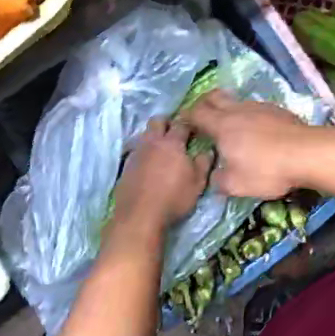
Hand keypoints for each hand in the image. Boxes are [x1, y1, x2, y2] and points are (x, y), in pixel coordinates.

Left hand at [110, 117, 211, 236]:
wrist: (139, 214)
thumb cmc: (174, 198)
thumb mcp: (197, 183)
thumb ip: (204, 164)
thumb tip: (208, 151)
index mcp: (172, 143)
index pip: (181, 124)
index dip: (189, 124)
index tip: (195, 129)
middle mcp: (152, 142)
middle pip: (157, 121)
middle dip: (167, 123)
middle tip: (175, 134)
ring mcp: (136, 152)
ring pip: (144, 134)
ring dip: (153, 137)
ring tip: (161, 150)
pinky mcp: (126, 165)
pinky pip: (136, 150)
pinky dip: (144, 152)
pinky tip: (148, 164)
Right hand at [184, 90, 315, 199]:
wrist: (308, 154)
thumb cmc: (266, 169)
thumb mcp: (235, 185)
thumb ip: (218, 180)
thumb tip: (214, 176)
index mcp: (221, 125)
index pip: (196, 112)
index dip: (186, 117)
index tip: (184, 125)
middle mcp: (238, 110)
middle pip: (214, 97)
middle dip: (204, 104)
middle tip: (203, 117)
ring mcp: (260, 107)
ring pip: (238, 103)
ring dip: (230, 111)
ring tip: (232, 128)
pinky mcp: (279, 111)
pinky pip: (257, 109)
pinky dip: (251, 117)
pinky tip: (258, 132)